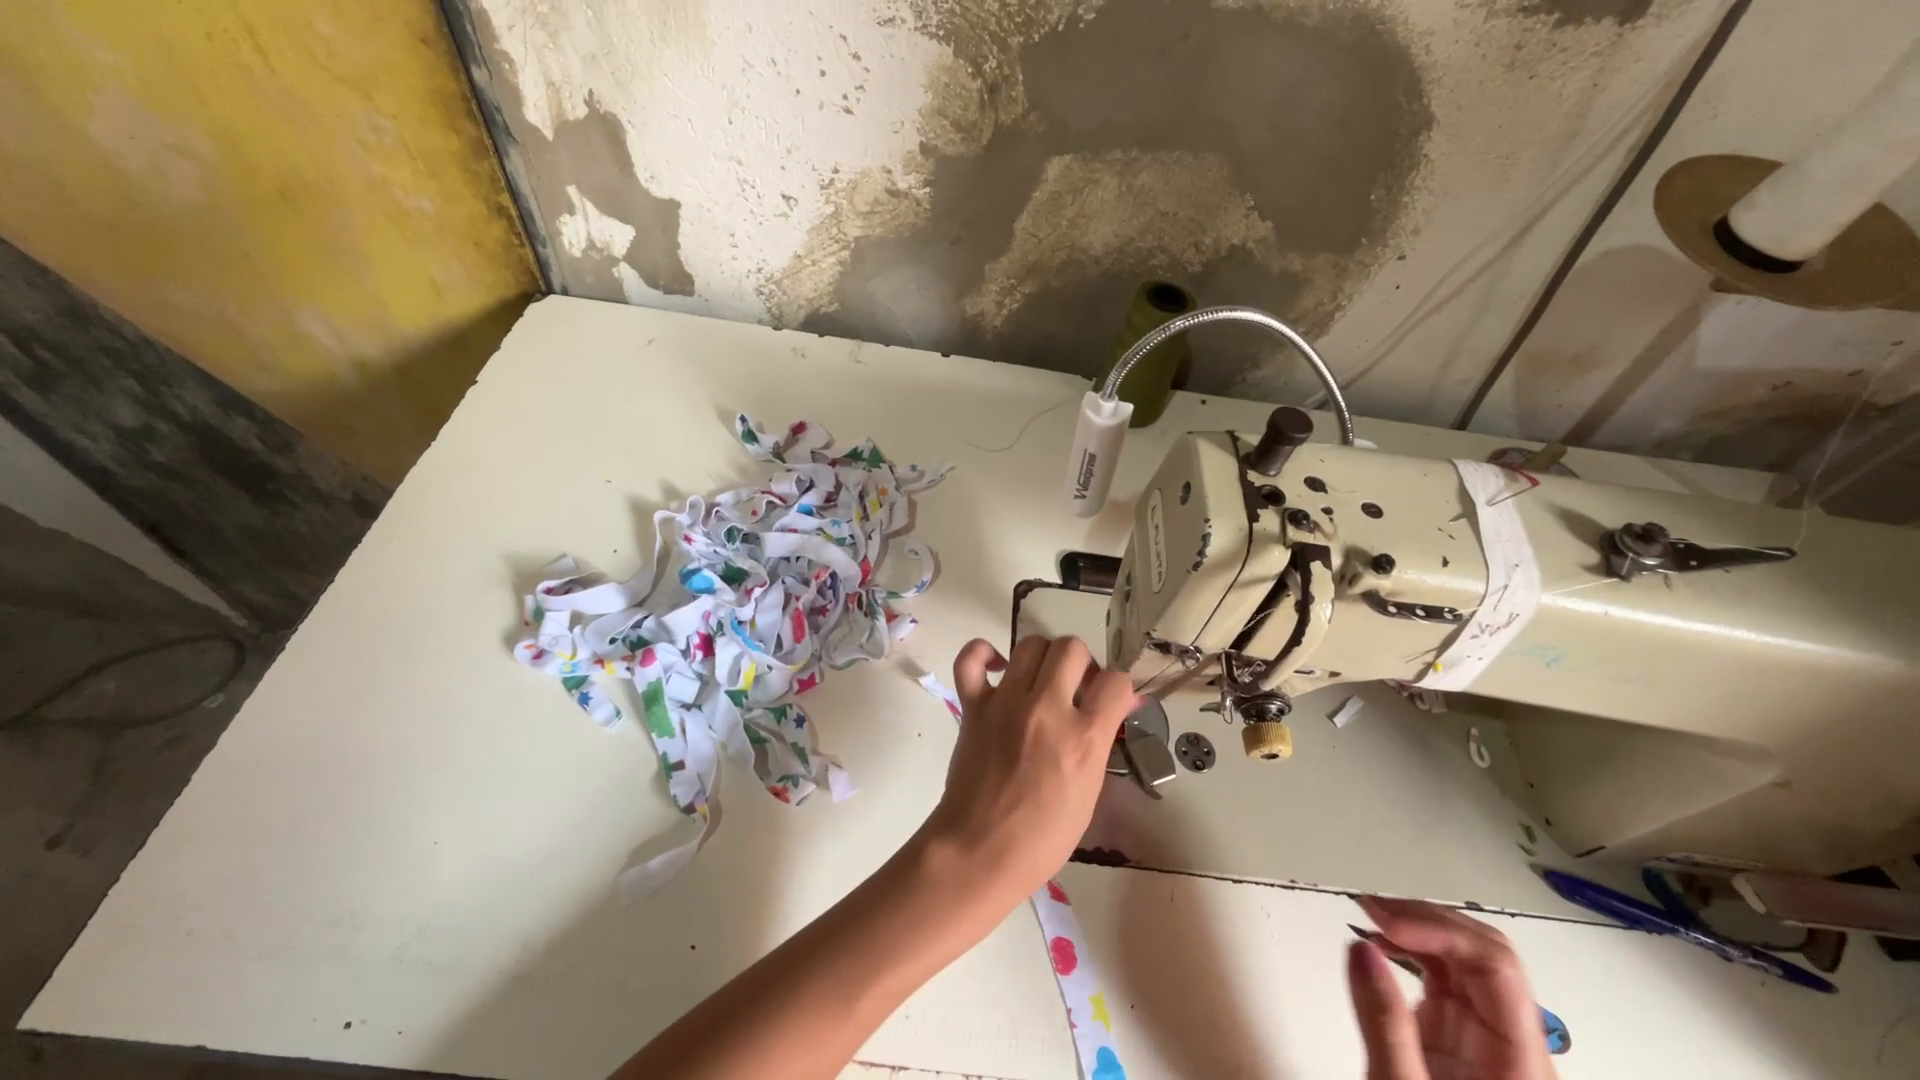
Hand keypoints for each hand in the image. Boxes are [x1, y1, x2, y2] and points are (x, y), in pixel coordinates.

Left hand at [917, 636, 1133, 908]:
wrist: (980, 850)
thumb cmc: (1043, 836)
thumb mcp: (1090, 792)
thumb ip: (1101, 742)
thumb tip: (1117, 707)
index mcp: (1084, 737)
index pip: (1116, 681)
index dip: (1116, 689)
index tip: (1107, 703)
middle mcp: (1047, 709)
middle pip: (1072, 648)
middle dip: (1081, 665)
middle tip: (1074, 692)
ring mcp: (1006, 703)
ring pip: (1031, 644)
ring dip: (1043, 658)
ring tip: (1041, 683)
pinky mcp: (973, 706)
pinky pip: (972, 659)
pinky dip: (984, 653)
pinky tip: (999, 670)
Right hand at [1347, 896, 1556, 1079]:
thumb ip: (1383, 1022)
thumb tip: (1359, 947)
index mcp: (1520, 1060)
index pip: (1495, 966)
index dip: (1441, 930)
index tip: (1382, 922)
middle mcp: (1510, 1039)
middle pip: (1483, 954)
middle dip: (1427, 920)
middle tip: (1368, 908)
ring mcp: (1484, 1036)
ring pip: (1462, 959)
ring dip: (1417, 929)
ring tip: (1368, 916)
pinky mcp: (1456, 1036)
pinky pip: (1441, 978)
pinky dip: (1408, 951)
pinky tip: (1379, 944)